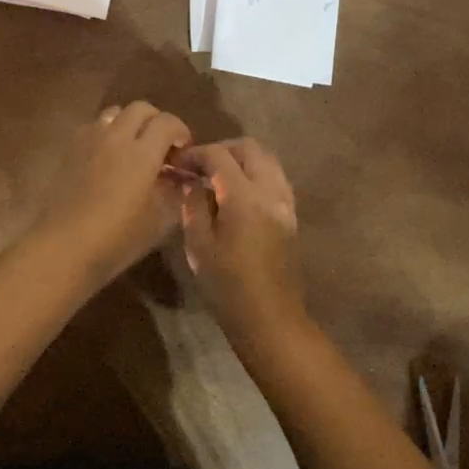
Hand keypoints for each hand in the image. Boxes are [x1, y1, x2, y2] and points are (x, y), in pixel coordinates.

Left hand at [32, 102, 191, 283]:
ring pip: (114, 113)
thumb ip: (174, 193)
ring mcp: (90, 139)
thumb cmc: (118, 238)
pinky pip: (93, 126)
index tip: (183, 150)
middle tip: (162, 145)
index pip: (167, 122)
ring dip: (129, 123)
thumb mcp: (159, 221)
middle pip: (140, 108)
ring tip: (133, 147)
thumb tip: (180, 178)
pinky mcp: (70, 149)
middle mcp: (116, 136)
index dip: (180, 130)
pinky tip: (108, 157)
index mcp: (142, 152)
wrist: (65, 245)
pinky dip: (107, 132)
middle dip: (156, 121)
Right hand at [175, 138, 305, 340]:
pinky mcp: (290, 215)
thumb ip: (194, 205)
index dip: (196, 153)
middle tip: (198, 166)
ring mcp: (285, 203)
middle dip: (221, 149)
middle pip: (249, 148)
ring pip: (266, 160)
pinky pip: (274, 178)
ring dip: (241, 159)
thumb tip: (193, 182)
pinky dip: (255, 173)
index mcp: (244, 197)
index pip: (219, 156)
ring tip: (217, 177)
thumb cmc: (227, 286)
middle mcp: (270, 192)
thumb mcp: (199, 245)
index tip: (177, 162)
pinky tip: (236, 192)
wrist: (270, 320)